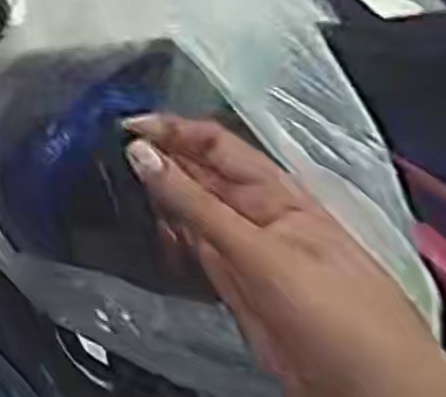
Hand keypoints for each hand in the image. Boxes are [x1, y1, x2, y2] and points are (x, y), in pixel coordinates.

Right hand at [125, 115, 445, 396]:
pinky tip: (136, 218)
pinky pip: (182, 233)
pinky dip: (157, 223)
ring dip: (151, 188)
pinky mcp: (224, 270)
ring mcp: (239, 243)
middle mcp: (256, 213)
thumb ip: (194, 202)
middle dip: (154, 155)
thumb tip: (137, 150)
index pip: (217, 144)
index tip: (124, 126)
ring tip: (111, 177)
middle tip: (104, 147)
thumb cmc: (340, 319)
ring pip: (183, 200)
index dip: (173, 129)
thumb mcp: (263, 255)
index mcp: (280, 197)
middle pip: (196, 168)